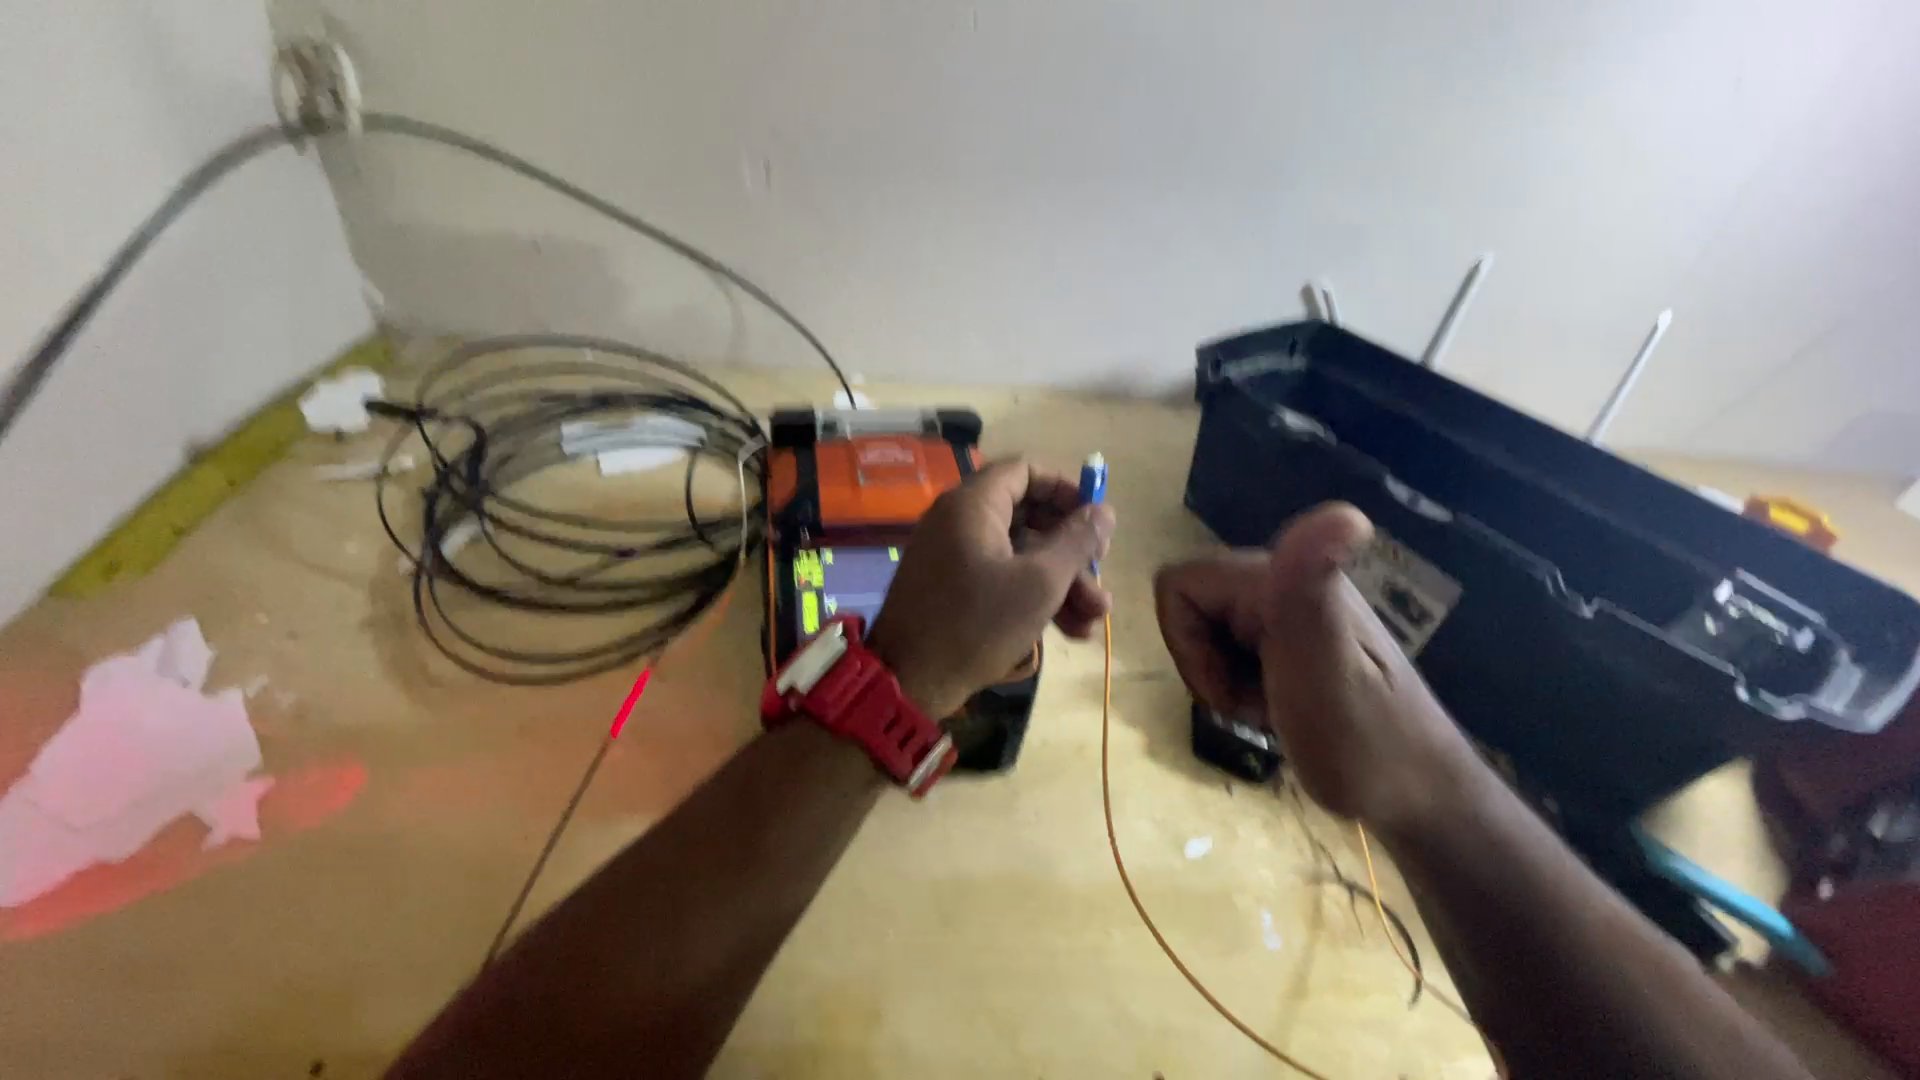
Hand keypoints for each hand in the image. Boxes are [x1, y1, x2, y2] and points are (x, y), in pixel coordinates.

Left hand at [868, 459, 1115, 717]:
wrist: (907, 681)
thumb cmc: (978, 623)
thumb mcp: (1039, 582)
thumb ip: (1076, 541)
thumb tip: (1104, 510)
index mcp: (973, 504)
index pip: (1025, 470)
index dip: (1066, 489)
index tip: (1096, 521)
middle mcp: (958, 520)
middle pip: (1028, 516)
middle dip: (1071, 550)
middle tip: (1100, 576)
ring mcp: (952, 555)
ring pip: (1018, 554)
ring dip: (1060, 582)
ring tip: (1092, 620)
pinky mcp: (951, 588)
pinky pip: (999, 577)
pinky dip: (1031, 596)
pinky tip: (1068, 631)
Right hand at [1153, 502, 1477, 831]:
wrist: (1421, 801)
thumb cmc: (1364, 743)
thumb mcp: (1324, 669)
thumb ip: (1308, 590)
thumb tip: (1344, 512)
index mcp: (1282, 577)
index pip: (1180, 583)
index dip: (1185, 641)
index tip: (1227, 685)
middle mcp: (1287, 583)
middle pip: (1193, 607)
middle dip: (1204, 664)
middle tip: (1252, 703)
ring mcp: (1292, 613)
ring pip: (1208, 632)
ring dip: (1220, 679)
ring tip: (1266, 709)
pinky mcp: (1295, 642)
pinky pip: (1233, 651)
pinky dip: (1237, 686)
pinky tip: (1274, 710)